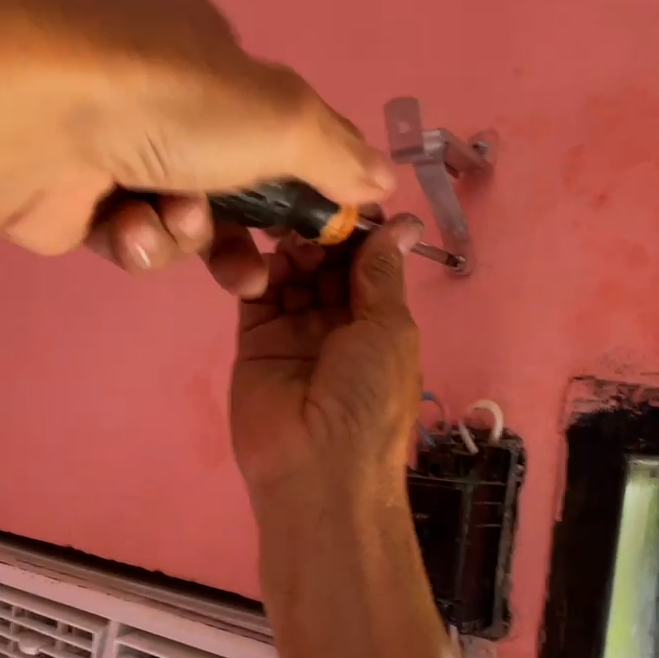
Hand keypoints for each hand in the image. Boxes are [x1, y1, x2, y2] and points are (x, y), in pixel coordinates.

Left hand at [0, 0, 394, 295]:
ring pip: (185, 224)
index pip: (278, 132)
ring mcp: (119, 146)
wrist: (36, 117)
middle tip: (251, 270)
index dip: (302, 188)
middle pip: (232, 190)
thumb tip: (383, 181)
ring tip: (163, 220)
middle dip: (243, 235)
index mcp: (215, 61)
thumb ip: (336, 154)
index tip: (317, 235)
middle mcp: (166, 98)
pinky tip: (124, 227)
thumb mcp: (280, 118)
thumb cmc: (172, 102)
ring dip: (185, 236)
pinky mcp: (80, 198)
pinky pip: (134, 239)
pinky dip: (137, 241)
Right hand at [229, 216, 424, 502]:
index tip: (346, 189)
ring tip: (288, 228)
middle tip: (309, 202)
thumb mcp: (389, 331)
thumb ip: (382, 274)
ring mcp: (294, 333)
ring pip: (291, 272)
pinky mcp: (255, 342)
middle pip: (326, 262)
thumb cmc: (367, 399)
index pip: (366, 262)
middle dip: (322, 230)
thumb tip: (403, 222)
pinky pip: (257, 295)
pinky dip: (259, 269)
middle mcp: (338, 324)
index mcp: (379, 323)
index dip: (359, 228)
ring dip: (292, 245)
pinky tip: (264, 251)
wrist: (315, 468)